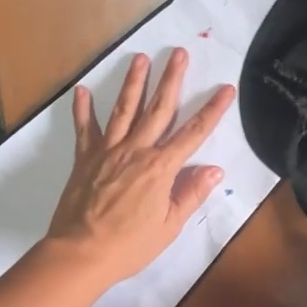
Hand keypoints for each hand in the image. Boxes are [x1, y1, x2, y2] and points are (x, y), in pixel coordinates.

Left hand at [45, 48, 235, 283]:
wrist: (80, 253)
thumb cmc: (129, 245)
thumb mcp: (168, 226)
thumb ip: (190, 194)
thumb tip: (215, 170)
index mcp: (161, 168)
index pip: (193, 132)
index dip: (212, 110)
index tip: (226, 88)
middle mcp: (136, 150)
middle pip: (158, 108)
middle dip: (171, 79)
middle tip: (179, 52)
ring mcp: (108, 151)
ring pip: (124, 109)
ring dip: (133, 82)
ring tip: (140, 58)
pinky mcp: (84, 158)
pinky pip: (85, 129)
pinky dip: (82, 109)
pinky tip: (82, 90)